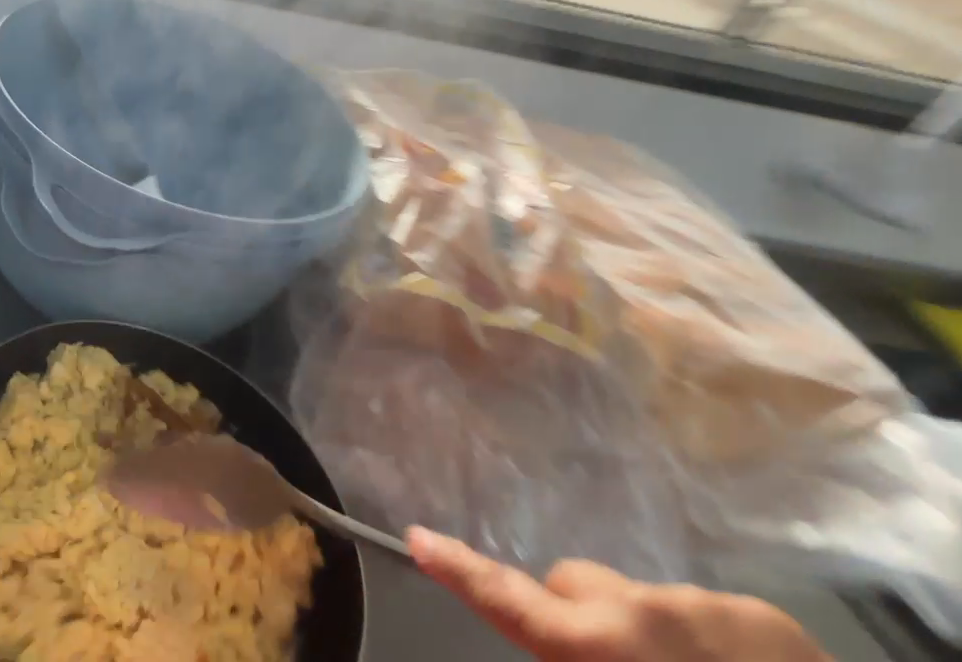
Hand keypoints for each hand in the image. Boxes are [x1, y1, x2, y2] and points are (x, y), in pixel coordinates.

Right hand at [407, 528, 829, 661]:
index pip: (510, 602)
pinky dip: (702, 643)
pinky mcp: (767, 617)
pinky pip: (702, 614)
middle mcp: (644, 609)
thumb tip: (553, 643)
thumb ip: (569, 654)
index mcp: (601, 648)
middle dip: (574, 615)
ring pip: (640, 600)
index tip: (418, 537)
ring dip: (644, 634)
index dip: (459, 571)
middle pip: (571, 582)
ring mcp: (710, 606)